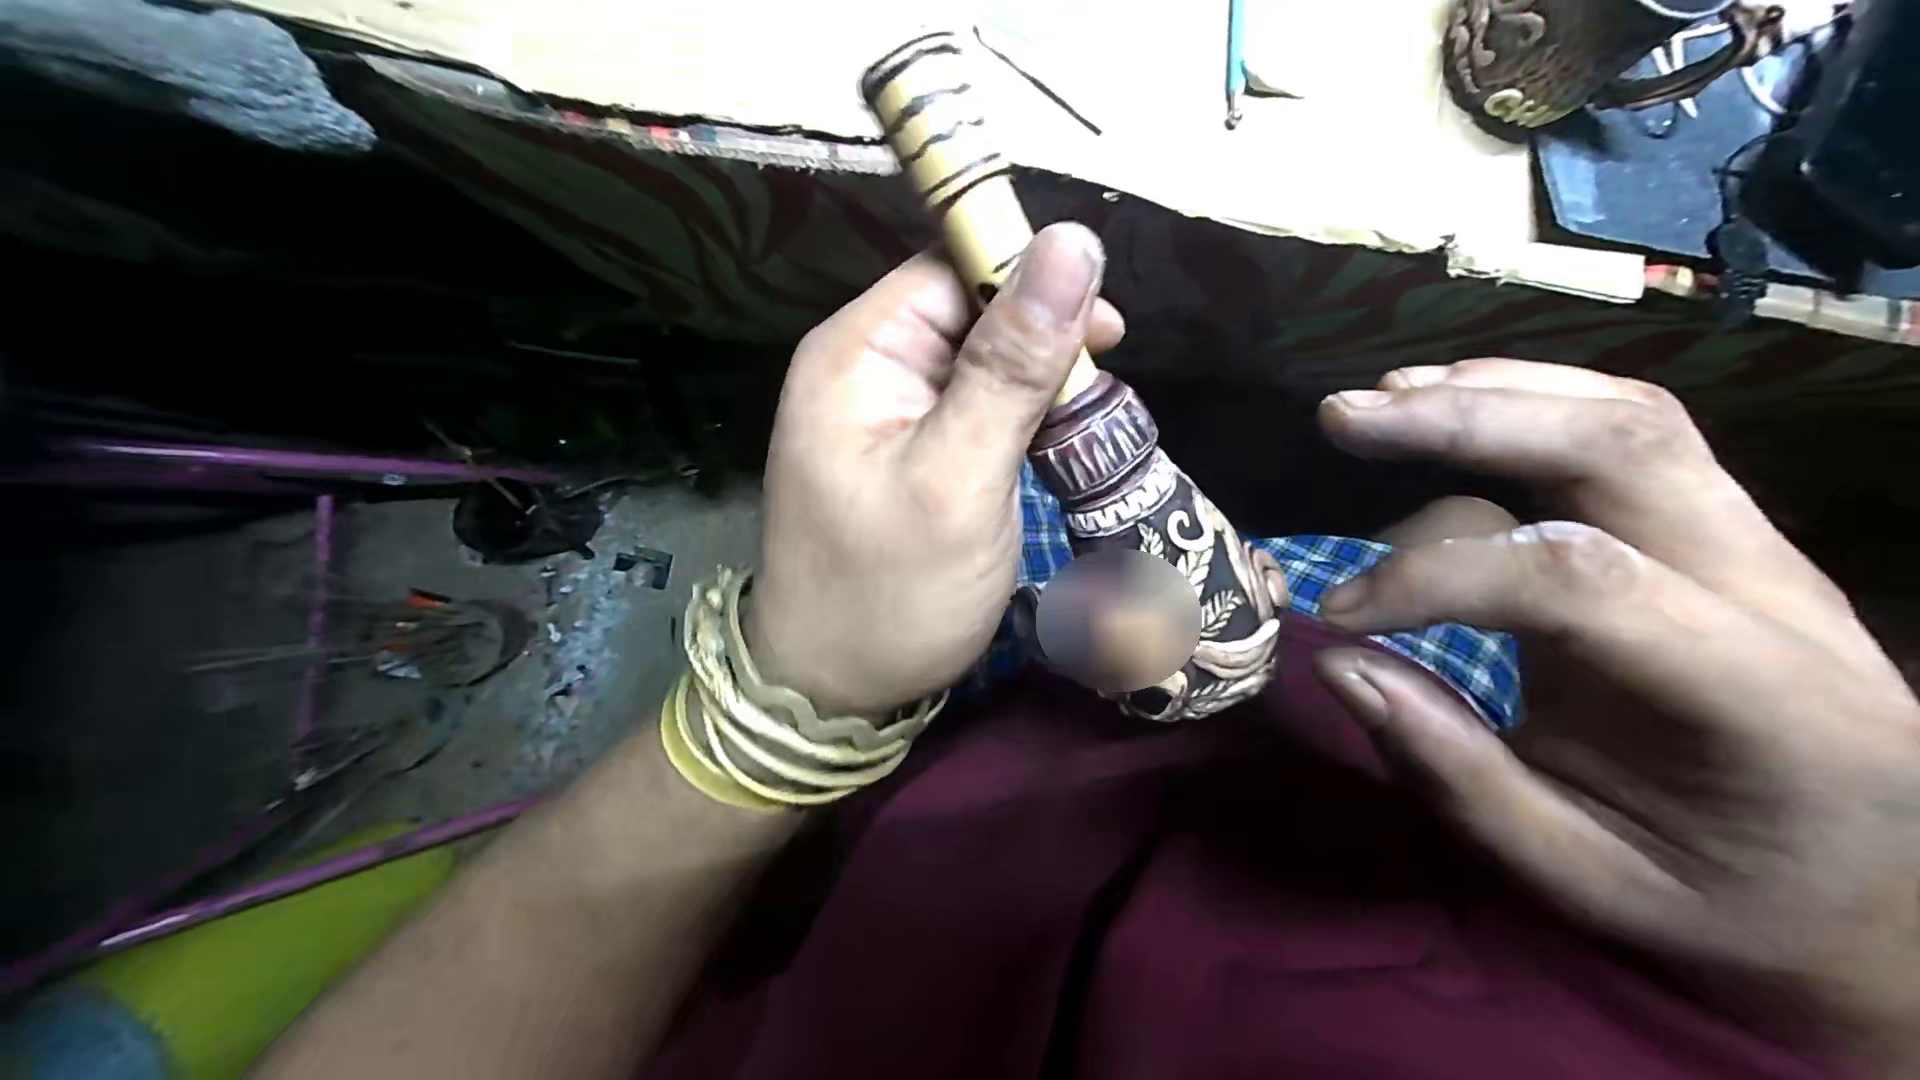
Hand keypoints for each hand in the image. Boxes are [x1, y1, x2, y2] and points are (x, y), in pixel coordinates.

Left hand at [746, 225, 1123, 715]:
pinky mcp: (909, 454)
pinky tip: (1051, 444)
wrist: (836, 686)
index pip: (953, 272)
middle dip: (1040, 343)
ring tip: (1085, 423)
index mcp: (857, 353)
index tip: (1106, 332)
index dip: (1031, 285)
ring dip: (1036, 386)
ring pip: (979, 365)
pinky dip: (1018, 421)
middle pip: (969, 315)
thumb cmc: (892, 590)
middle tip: (1100, 391)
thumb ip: (1010, 364)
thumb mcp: (958, 477)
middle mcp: (865, 369)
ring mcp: (886, 415)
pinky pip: (972, 411)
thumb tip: (1071, 241)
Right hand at [1311, 360, 1919, 1068]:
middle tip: (1341, 418)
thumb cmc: (1702, 885)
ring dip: (1488, 394)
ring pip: (1623, 416)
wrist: (1858, 875)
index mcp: (1761, 699)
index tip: (1334, 615)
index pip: (1576, 580)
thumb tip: (1338, 661)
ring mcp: (1750, 544)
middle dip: (1462, 421)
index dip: (1430, 578)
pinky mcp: (1708, 529)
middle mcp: (1774, 590)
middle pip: (1620, 447)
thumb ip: (1452, 771)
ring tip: (1377, 401)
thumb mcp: (1569, 872)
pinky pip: (1619, 429)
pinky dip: (1519, 400)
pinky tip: (1442, 402)